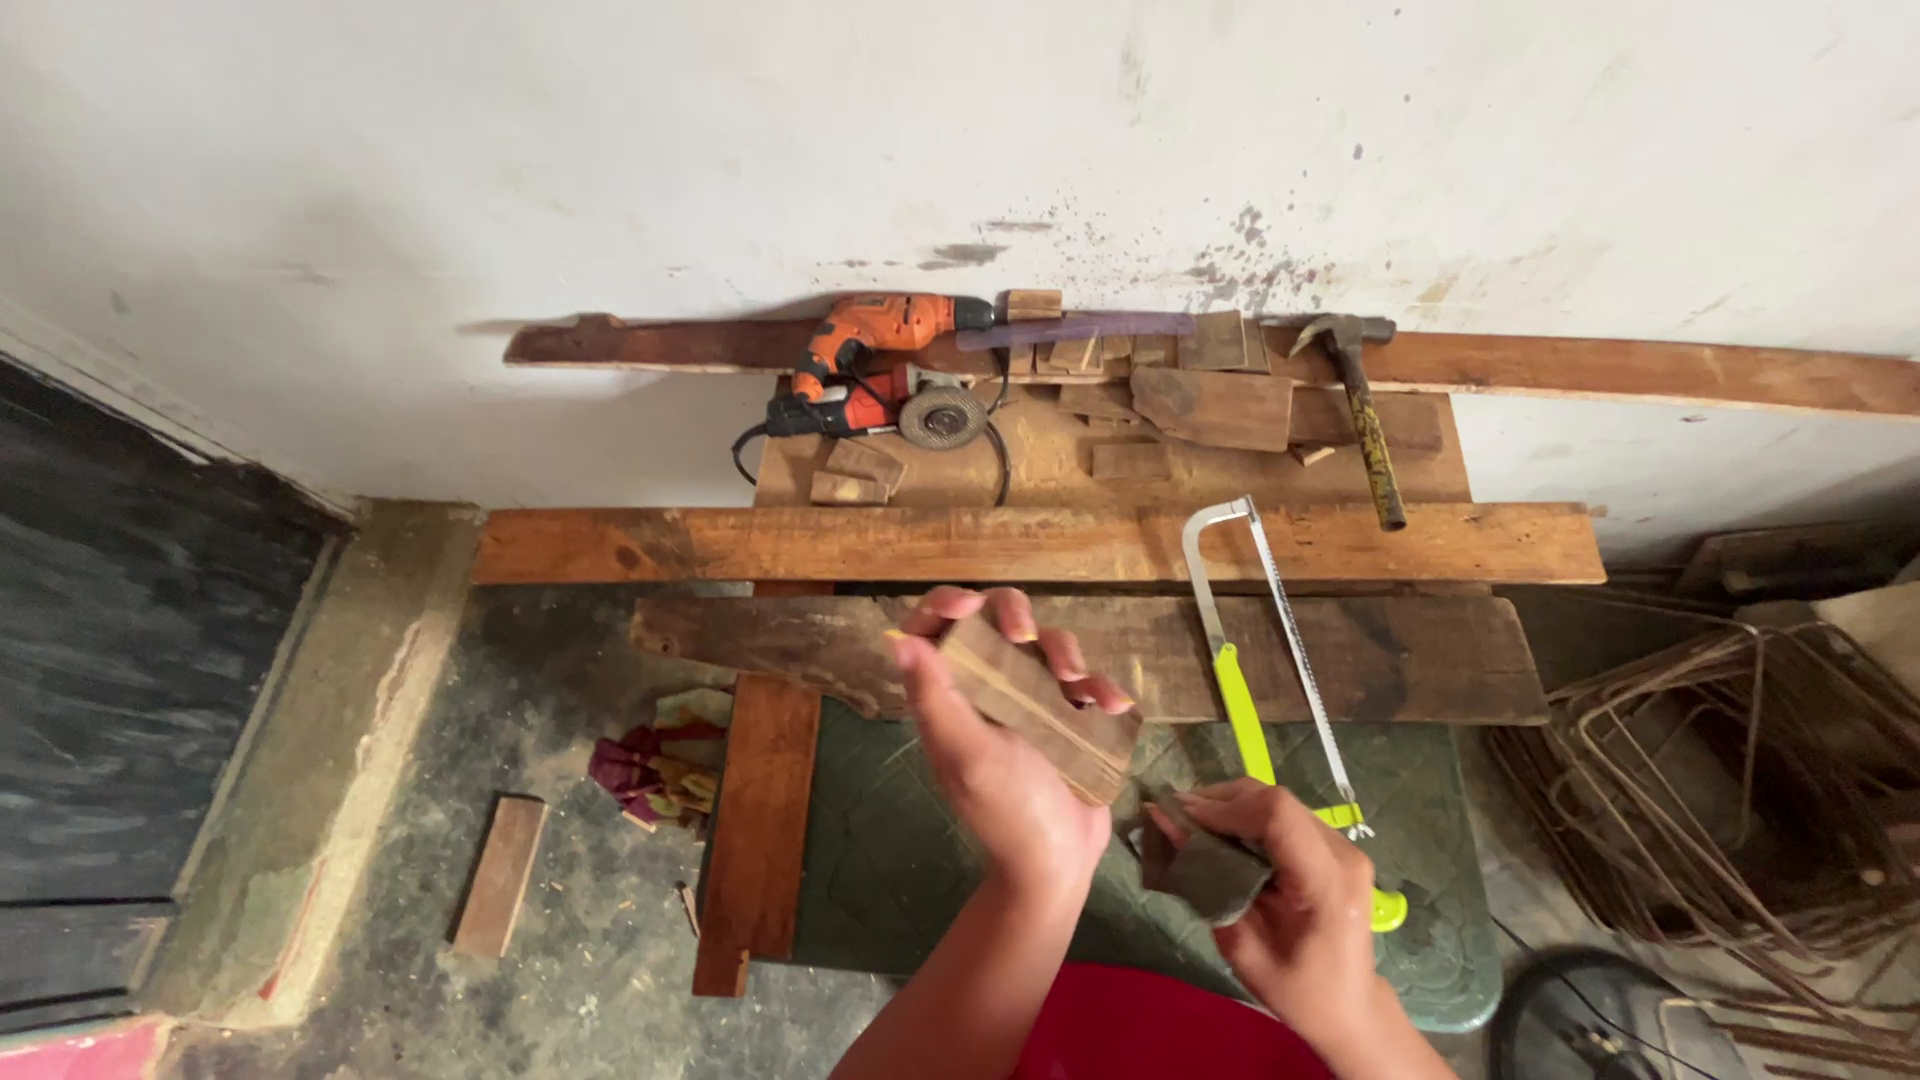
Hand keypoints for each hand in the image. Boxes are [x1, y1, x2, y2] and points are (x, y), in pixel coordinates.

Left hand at [887, 587, 1133, 903]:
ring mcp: (1029, 696)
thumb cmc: (1006, 811)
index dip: (944, 605)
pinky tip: (1113, 706)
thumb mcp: (968, 754)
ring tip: (1077, 685)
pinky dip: (1100, 686)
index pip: (932, 630)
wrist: (1059, 862)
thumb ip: (934, 698)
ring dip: (1065, 650)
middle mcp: (986, 687)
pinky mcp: (1067, 709)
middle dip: (1012, 613)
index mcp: (949, 694)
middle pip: (994, 620)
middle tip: (1025, 635)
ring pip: (1044, 641)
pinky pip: (1084, 677)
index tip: (968, 604)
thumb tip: (896, 640)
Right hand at [1148, 778, 1389, 1053]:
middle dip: (1219, 801)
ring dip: (1230, 805)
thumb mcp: (1241, 947)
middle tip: (1177, 816)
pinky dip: (1245, 815)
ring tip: (1193, 823)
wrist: (1352, 1009)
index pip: (1277, 815)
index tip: (1181, 817)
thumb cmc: (1297, 991)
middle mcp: (1342, 854)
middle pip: (1274, 799)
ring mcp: (1342, 845)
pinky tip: (1222, 833)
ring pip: (1275, 800)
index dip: (1224, 807)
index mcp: (1326, 885)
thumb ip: (1206, 884)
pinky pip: (1282, 813)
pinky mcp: (1333, 845)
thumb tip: (1166, 825)